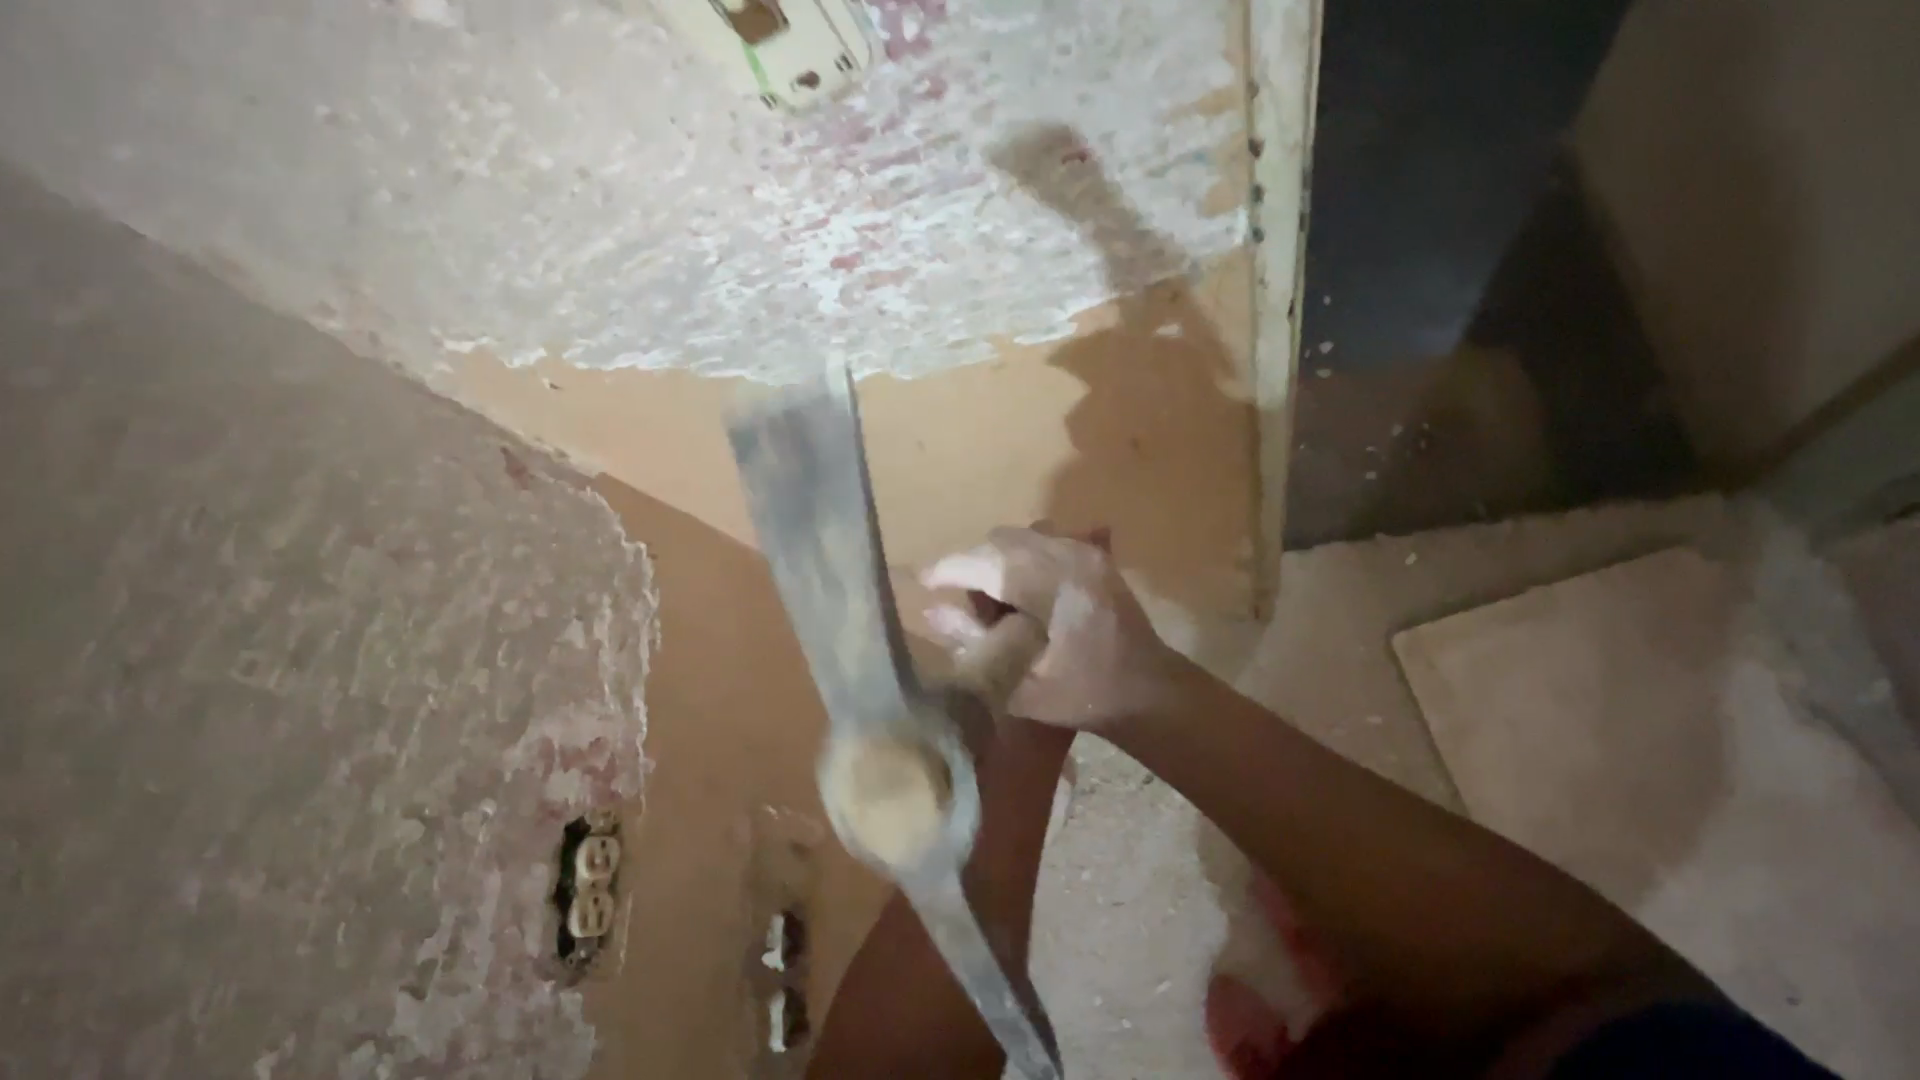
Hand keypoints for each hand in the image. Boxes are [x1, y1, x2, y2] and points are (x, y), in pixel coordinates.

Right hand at [921, 525, 1178, 729]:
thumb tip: (931, 612)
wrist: (1149, 692)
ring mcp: (1084, 550)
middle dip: (974, 568)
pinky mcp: (1094, 556)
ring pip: (1021, 539)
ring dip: (999, 562)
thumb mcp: (1019, 683)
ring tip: (997, 603)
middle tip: (966, 609)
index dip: (948, 570)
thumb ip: (972, 643)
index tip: (923, 583)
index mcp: (1051, 583)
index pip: (984, 562)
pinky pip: (1044, 542)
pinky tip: (1024, 594)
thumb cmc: (1084, 695)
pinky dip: (1023, 561)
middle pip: (1000, 543)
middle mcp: (1068, 554)